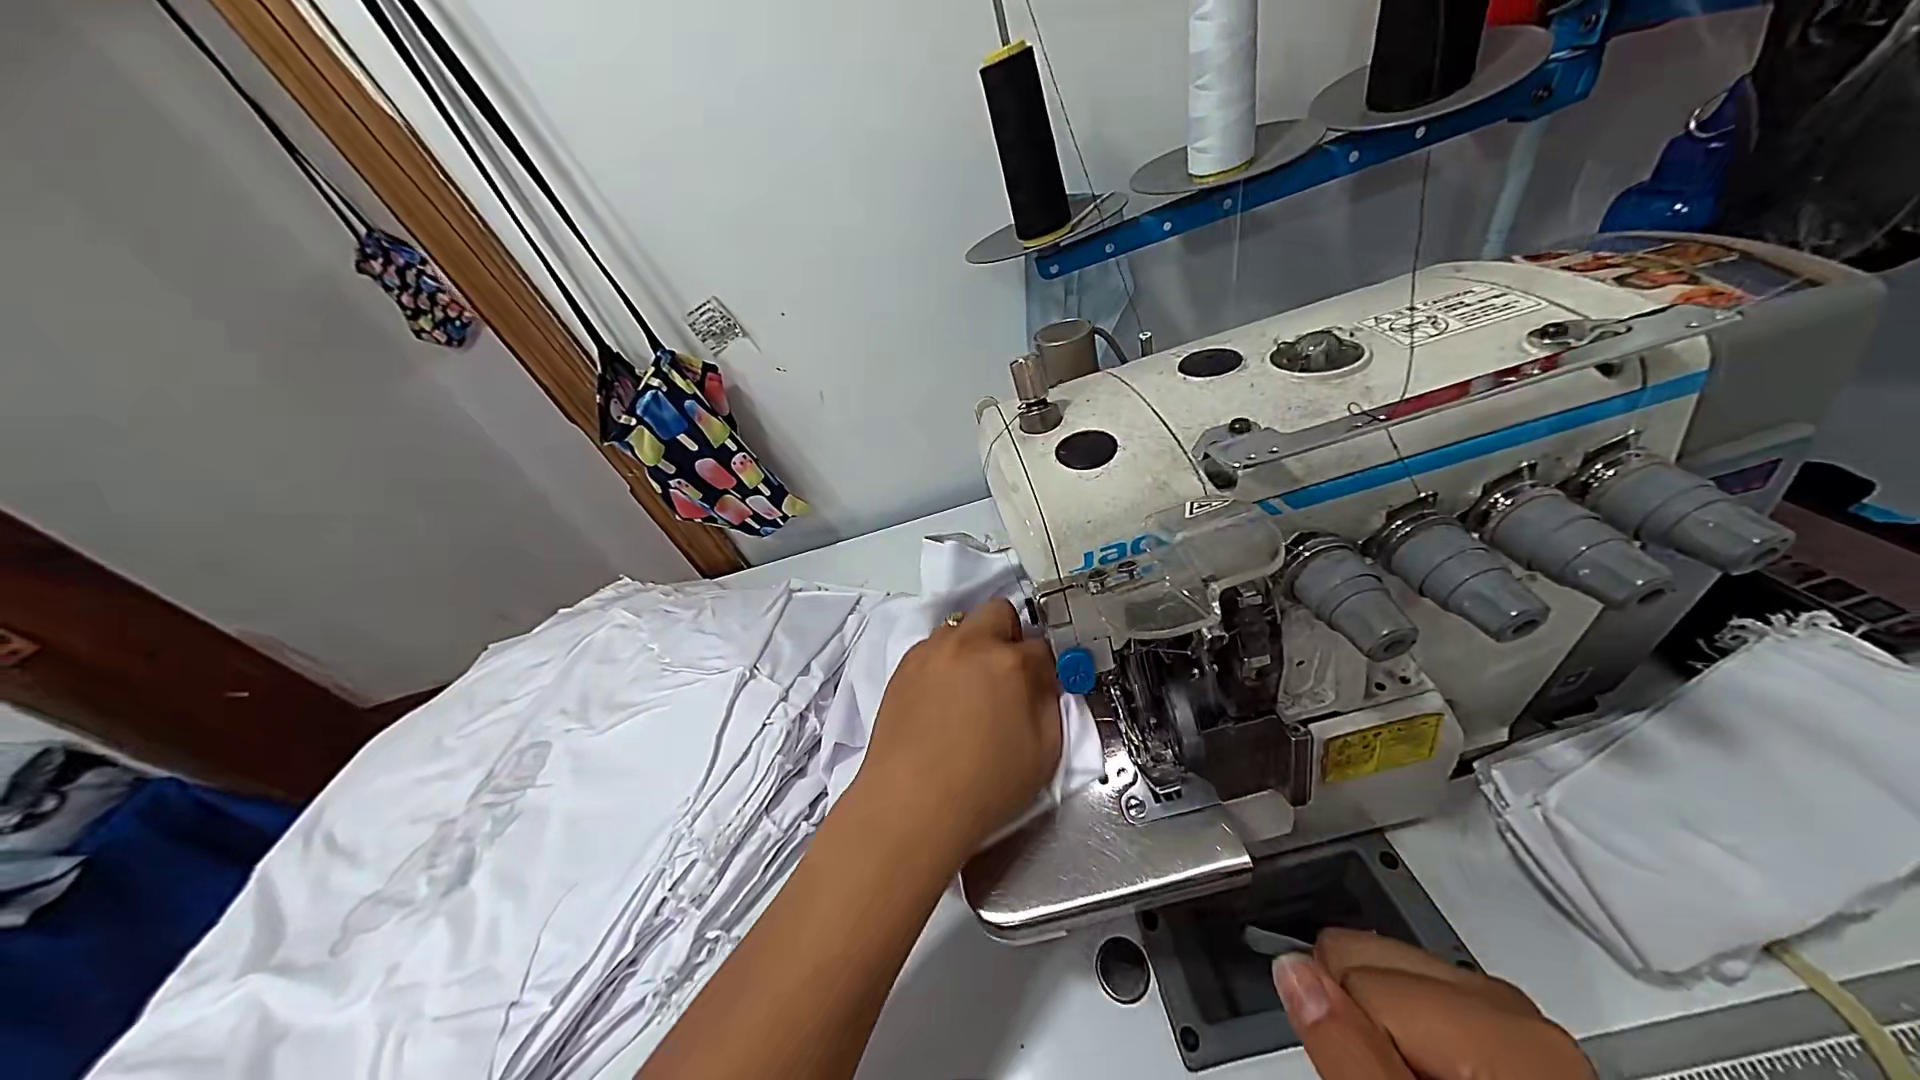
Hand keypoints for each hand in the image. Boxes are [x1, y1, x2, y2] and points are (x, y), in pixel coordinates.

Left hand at [854, 598, 1062, 860]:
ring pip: (961, 626)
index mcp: (1011, 663)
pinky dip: (944, 662)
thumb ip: (1052, 705)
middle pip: (999, 612)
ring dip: (973, 645)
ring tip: (971, 688)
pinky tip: (942, 700)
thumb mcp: (1045, 752)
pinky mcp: (904, 667)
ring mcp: (932, 652)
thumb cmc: (984, 786)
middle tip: (1009, 672)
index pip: (1043, 645)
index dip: (1047, 666)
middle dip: (1010, 634)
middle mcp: (970, 645)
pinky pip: (933, 648)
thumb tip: (1046, 685)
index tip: (1042, 683)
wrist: (912, 804)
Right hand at [1272, 929, 1594, 1079]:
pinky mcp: (1524, 1040)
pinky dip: (1418, 1033)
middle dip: (1361, 1012)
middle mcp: (1524, 1017)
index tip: (1349, 1065)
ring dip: (1387, 1024)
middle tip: (1385, 1076)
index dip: (1337, 1021)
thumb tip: (1294, 971)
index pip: (1353, 969)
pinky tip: (1429, 1078)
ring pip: (1401, 976)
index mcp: (1502, 1032)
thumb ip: (1344, 1048)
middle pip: (1378, 960)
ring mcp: (1529, 1029)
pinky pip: (1435, 998)